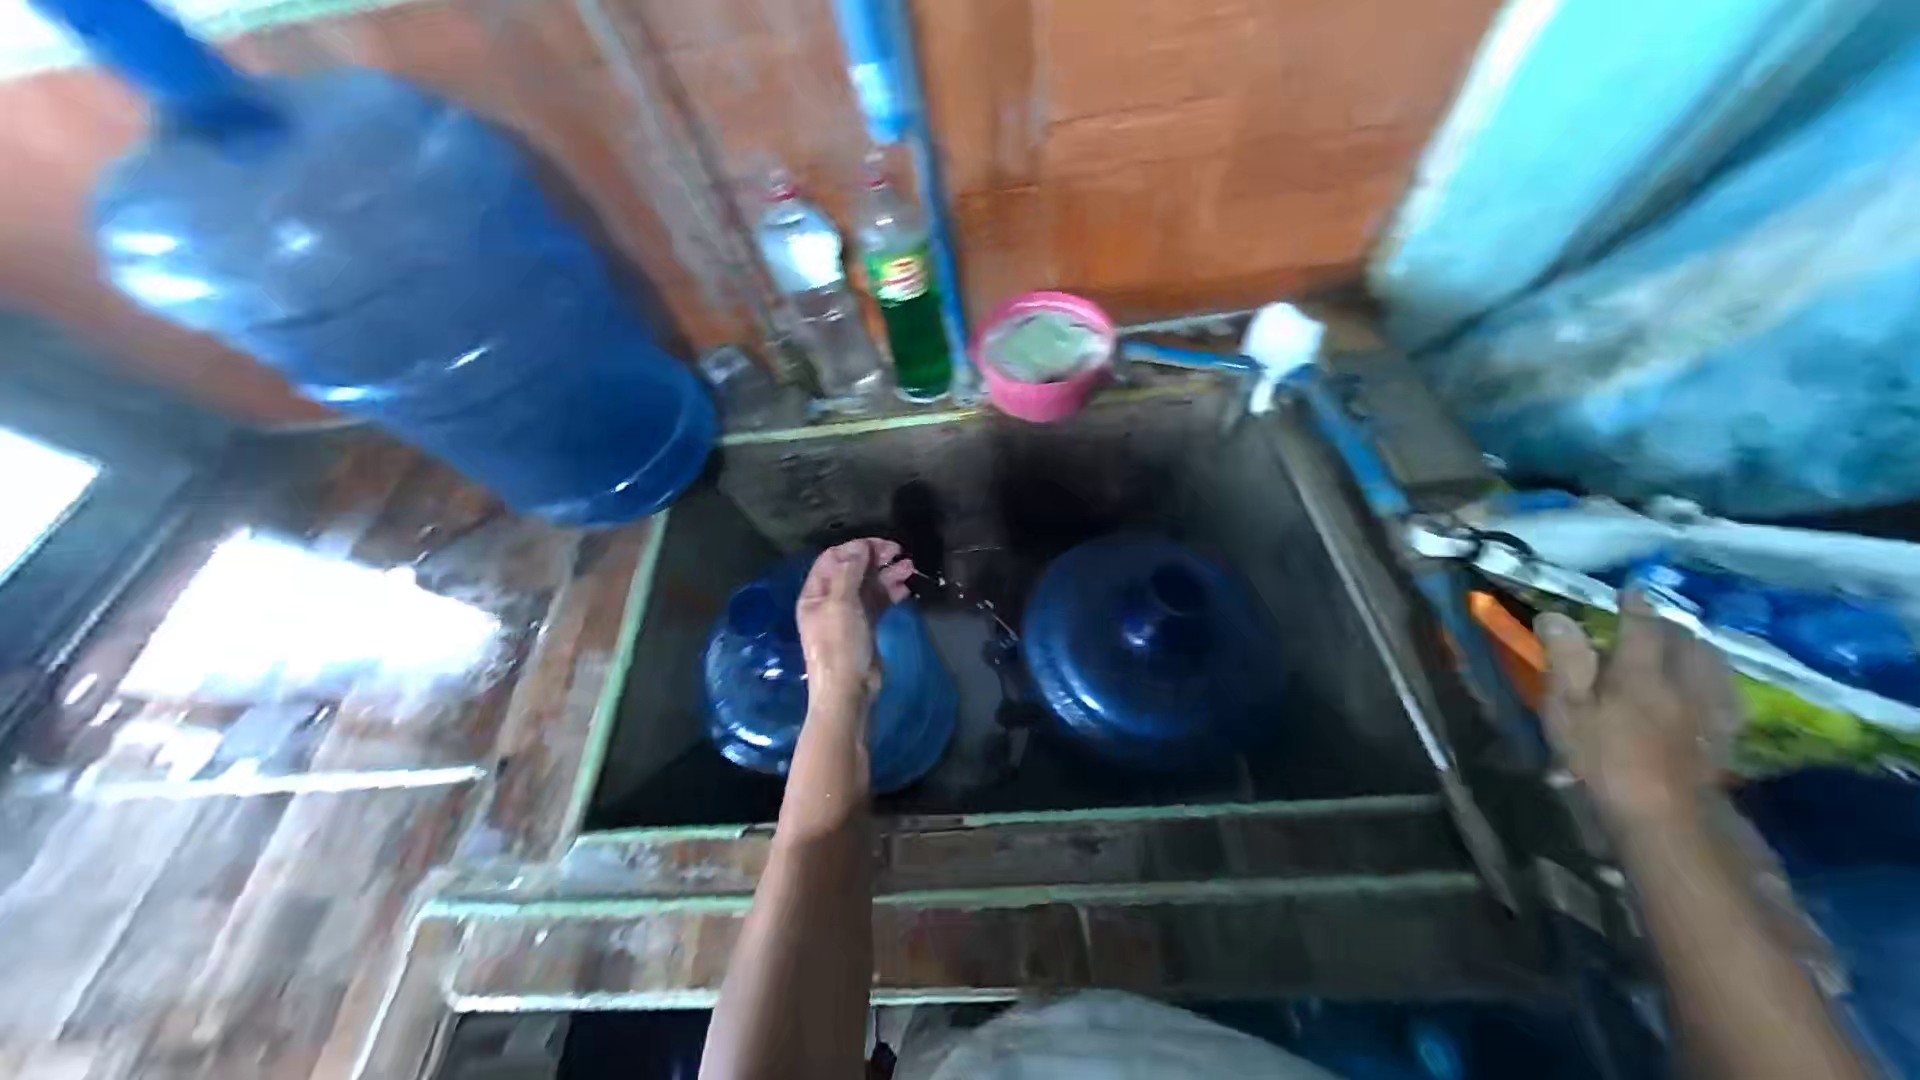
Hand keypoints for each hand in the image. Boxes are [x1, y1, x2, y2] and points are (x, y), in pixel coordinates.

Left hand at [795, 539, 914, 708]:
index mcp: (816, 593)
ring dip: (888, 574)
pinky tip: (906, 589)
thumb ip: (849, 572)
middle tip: (899, 553)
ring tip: (910, 568)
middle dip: (876, 559)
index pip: (834, 558)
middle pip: (853, 570)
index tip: (882, 546)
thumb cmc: (839, 645)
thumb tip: (860, 547)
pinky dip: (891, 593)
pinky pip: (878, 602)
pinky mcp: (865, 627)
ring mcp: (848, 614)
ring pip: (869, 585)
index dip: (856, 548)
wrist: (849, 691)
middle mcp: (830, 600)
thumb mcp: (841, 604)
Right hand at [1534, 592, 1738, 827]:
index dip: (1634, 605)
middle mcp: (1684, 683)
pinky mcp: (1724, 734)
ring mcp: (1711, 709)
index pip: (1642, 627)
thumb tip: (1556, 615)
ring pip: (1713, 663)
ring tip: (1679, 644)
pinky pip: (1728, 691)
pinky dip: (1715, 675)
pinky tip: (1706, 682)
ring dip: (1695, 646)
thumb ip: (1565, 659)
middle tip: (1645, 619)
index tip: (1629, 588)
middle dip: (1665, 624)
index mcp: (1641, 674)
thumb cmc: (1600, 756)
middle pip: (1685, 641)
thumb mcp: (1566, 708)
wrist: (1660, 812)